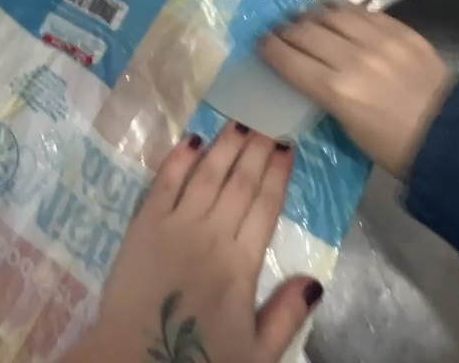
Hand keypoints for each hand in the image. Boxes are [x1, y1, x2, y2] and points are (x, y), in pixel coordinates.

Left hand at [62, 125, 321, 362]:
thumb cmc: (198, 361)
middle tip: (267, 120)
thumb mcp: (257, 354)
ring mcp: (174, 225)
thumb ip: (286, 315)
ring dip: (224, 147)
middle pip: (239, 184)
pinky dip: (178, 159)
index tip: (288, 147)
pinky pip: (164, 182)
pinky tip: (192, 139)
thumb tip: (315, 280)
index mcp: (241, 265)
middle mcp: (210, 235)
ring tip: (239, 122)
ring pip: (206, 175)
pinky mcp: (143, 223)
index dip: (278, 175)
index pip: (265, 208)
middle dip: (256, 150)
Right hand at [259, 4, 454, 177]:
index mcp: (336, 91)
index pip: (287, 58)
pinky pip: (361, 11)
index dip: (268, 48)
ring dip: (311, 15)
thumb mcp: (347, 127)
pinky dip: (342, 11)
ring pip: (330, 13)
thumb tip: (304, 70)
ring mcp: (379, 41)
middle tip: (280, 31)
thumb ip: (322, 93)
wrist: (454, 139)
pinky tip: (335, 14)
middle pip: (304, 31)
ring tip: (306, 20)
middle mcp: (354, 60)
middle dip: (285, 30)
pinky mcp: (401, 31)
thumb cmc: (395, 147)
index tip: (262, 44)